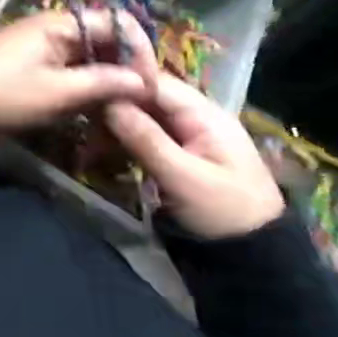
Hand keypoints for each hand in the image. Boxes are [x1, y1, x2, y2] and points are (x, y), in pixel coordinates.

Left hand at [0, 10, 153, 133]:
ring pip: (87, 53)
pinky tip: (89, 106)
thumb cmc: (0, 96)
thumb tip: (145, 83)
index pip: (120, 23)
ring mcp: (38, 41)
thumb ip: (104, 84)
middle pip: (105, 37)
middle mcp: (53, 24)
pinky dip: (82, 81)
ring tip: (119, 107)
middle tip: (140, 100)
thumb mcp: (57, 94)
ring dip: (105, 77)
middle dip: (126, 66)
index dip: (141, 52)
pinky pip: (67, 64)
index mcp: (62, 23)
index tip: (151, 86)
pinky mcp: (28, 59)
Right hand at [103, 75, 285, 238]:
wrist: (254, 253)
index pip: (158, 83)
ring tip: (90, 139)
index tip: (88, 91)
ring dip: (118, 124)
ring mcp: (190, 135)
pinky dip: (127, 139)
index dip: (123, 83)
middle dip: (116, 105)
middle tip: (82, 119)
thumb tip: (109, 103)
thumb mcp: (183, 177)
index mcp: (205, 114)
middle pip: (150, 97)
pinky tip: (104, 148)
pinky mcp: (182, 153)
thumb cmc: (223, 211)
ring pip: (146, 116)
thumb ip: (146, 138)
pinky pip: (149, 135)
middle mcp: (197, 117)